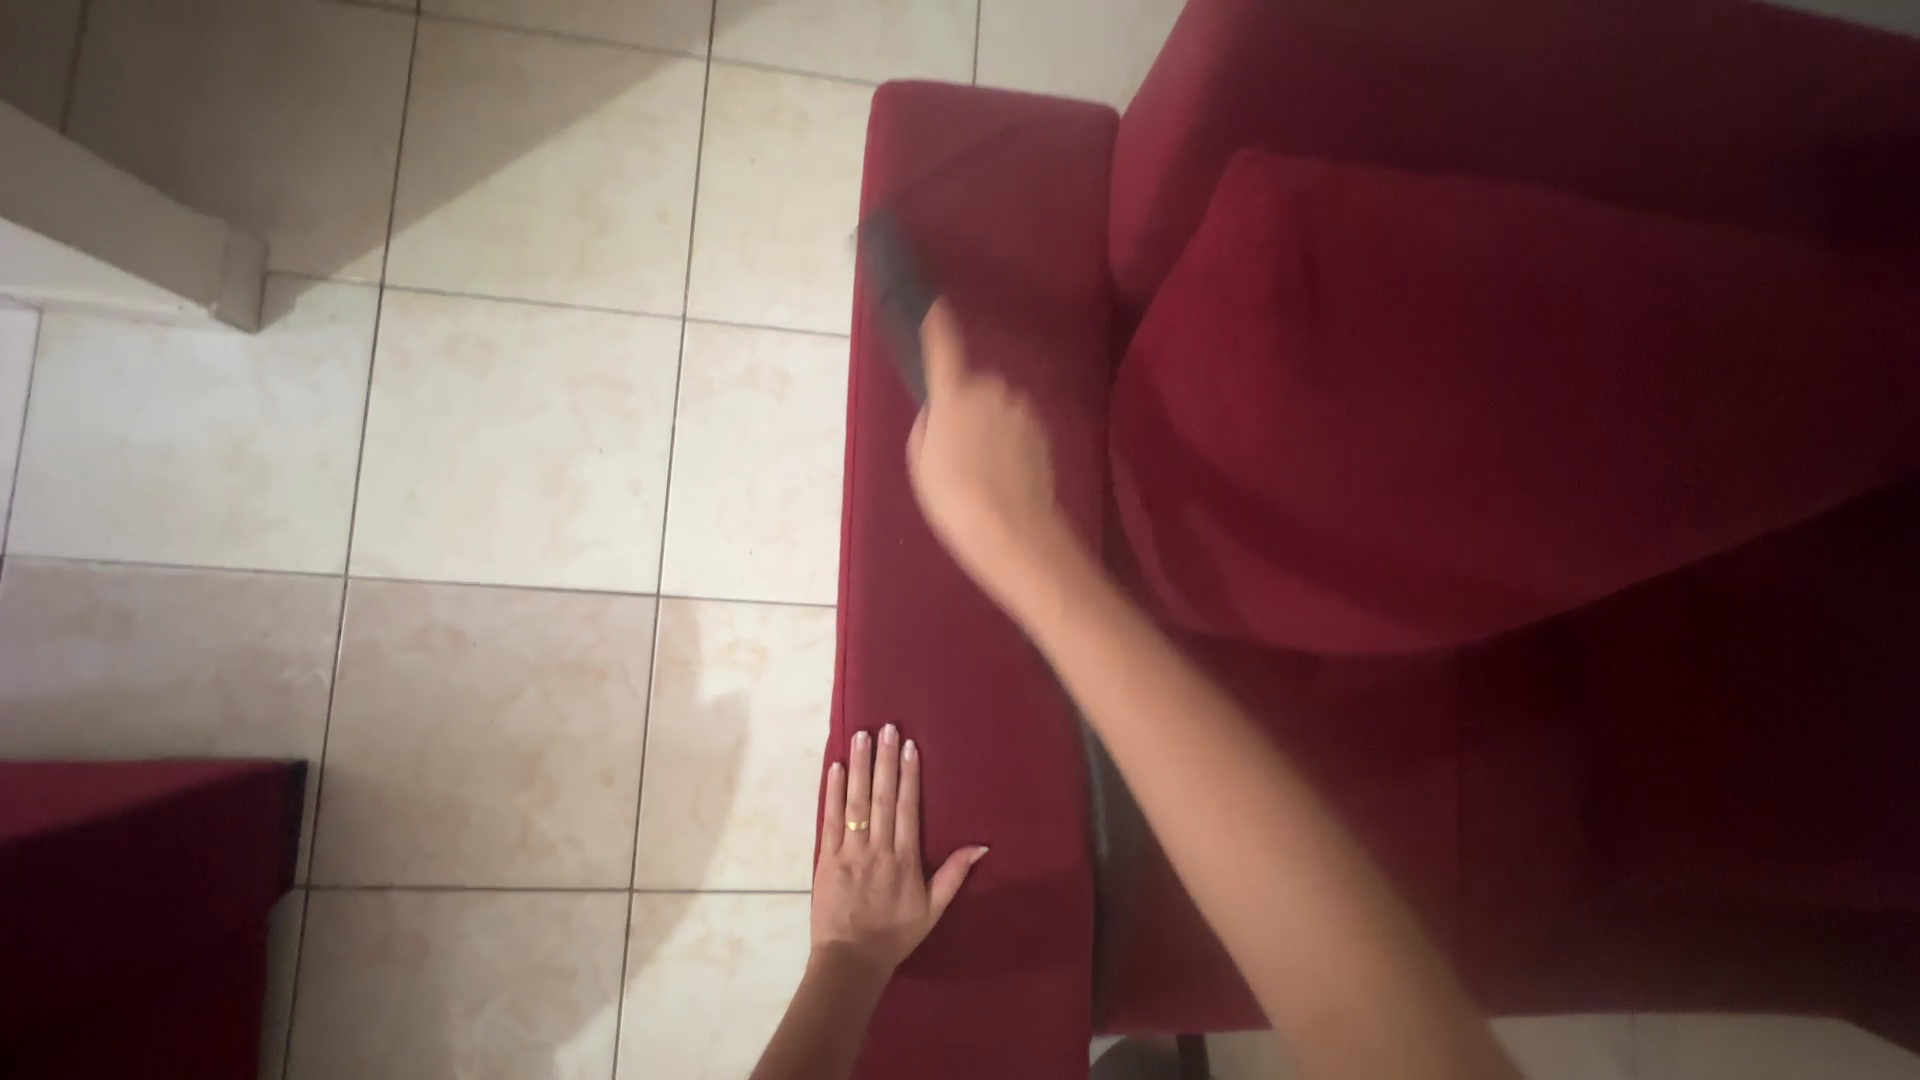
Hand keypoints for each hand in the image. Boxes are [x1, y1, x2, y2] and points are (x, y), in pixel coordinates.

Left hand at [813, 724, 986, 973]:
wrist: (851, 961)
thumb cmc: (894, 933)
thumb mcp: (933, 908)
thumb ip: (954, 874)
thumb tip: (981, 845)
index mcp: (905, 858)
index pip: (908, 807)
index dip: (909, 775)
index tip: (909, 745)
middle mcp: (879, 849)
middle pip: (883, 797)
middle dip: (884, 760)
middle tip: (885, 727)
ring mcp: (850, 852)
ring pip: (856, 803)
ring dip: (858, 767)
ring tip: (860, 736)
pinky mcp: (826, 859)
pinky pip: (830, 821)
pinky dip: (832, 794)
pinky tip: (835, 769)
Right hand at [907, 301, 1080, 607]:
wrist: (1011, 528)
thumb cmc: (954, 497)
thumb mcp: (921, 462)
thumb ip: (928, 425)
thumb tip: (941, 413)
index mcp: (954, 395)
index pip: (943, 350)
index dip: (937, 327)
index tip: (935, 306)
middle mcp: (991, 391)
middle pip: (974, 387)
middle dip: (968, 407)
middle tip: (958, 450)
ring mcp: (1021, 409)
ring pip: (999, 408)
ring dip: (991, 426)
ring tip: (983, 470)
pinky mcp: (1042, 430)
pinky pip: (1018, 426)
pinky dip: (1011, 442)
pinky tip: (1005, 474)